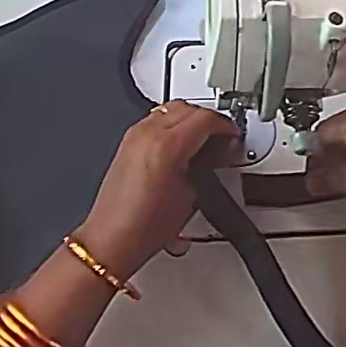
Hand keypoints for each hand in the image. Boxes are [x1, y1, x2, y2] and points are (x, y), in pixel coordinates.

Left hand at [78, 101, 239, 278]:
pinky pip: (156, 118)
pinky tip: (181, 141)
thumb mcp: (191, 196)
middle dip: (209, 120)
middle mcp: (148, 134)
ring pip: (171, 108)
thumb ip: (208, 165)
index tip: (232, 134)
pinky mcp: (128, 141)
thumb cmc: (144, 227)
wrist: (113, 238)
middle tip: (222, 136)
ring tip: (203, 138)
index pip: (205, 119)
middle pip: (189, 108)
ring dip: (191, 118)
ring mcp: (135, 135)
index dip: (225, 125)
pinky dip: (173, 122)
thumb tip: (218, 152)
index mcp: (167, 146)